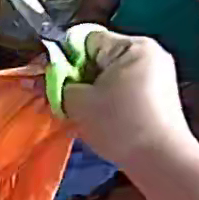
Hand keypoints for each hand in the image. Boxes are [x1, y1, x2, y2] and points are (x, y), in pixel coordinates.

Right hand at [61, 31, 198, 170]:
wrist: (160, 160)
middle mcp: (149, 52)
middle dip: (77, 77)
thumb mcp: (79, 103)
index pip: (85, 39)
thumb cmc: (119, 125)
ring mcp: (158, 74)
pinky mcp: (159, 95)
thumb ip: (56, 85)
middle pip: (98, 56)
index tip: (49, 80)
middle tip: (61, 100)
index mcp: (132, 46)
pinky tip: (100, 119)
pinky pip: (124, 88)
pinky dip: (107, 99)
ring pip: (110, 74)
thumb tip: (37, 78)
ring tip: (80, 112)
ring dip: (90, 90)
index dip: (62, 58)